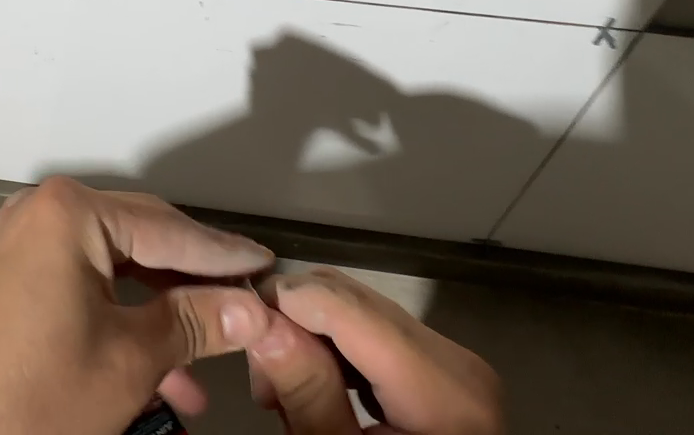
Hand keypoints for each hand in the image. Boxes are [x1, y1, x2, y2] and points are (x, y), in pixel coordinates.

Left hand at [0, 178, 276, 434]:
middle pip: (144, 238)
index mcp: (71, 213)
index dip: (224, 254)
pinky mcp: (16, 273)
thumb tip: (250, 308)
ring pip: (118, 266)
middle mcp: (46, 211)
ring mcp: (26, 240)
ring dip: (161, 310)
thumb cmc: (28, 400)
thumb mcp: (128, 362)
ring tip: (209, 354)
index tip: (266, 265)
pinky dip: (122, 316)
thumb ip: (195, 324)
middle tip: (247, 303)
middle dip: (195, 282)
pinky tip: (159, 366)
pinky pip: (86, 282)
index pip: (170, 228)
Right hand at [246, 267, 502, 434]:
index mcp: (441, 387)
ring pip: (356, 306)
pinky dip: (336, 347)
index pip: (343, 304)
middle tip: (263, 381)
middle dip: (292, 320)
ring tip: (285, 392)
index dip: (282, 301)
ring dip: (309, 333)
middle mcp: (454, 357)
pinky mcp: (443, 369)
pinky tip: (318, 388)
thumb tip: (263, 323)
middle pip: (348, 297)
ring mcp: (452, 360)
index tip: (239, 334)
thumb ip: (309, 396)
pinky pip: (374, 330)